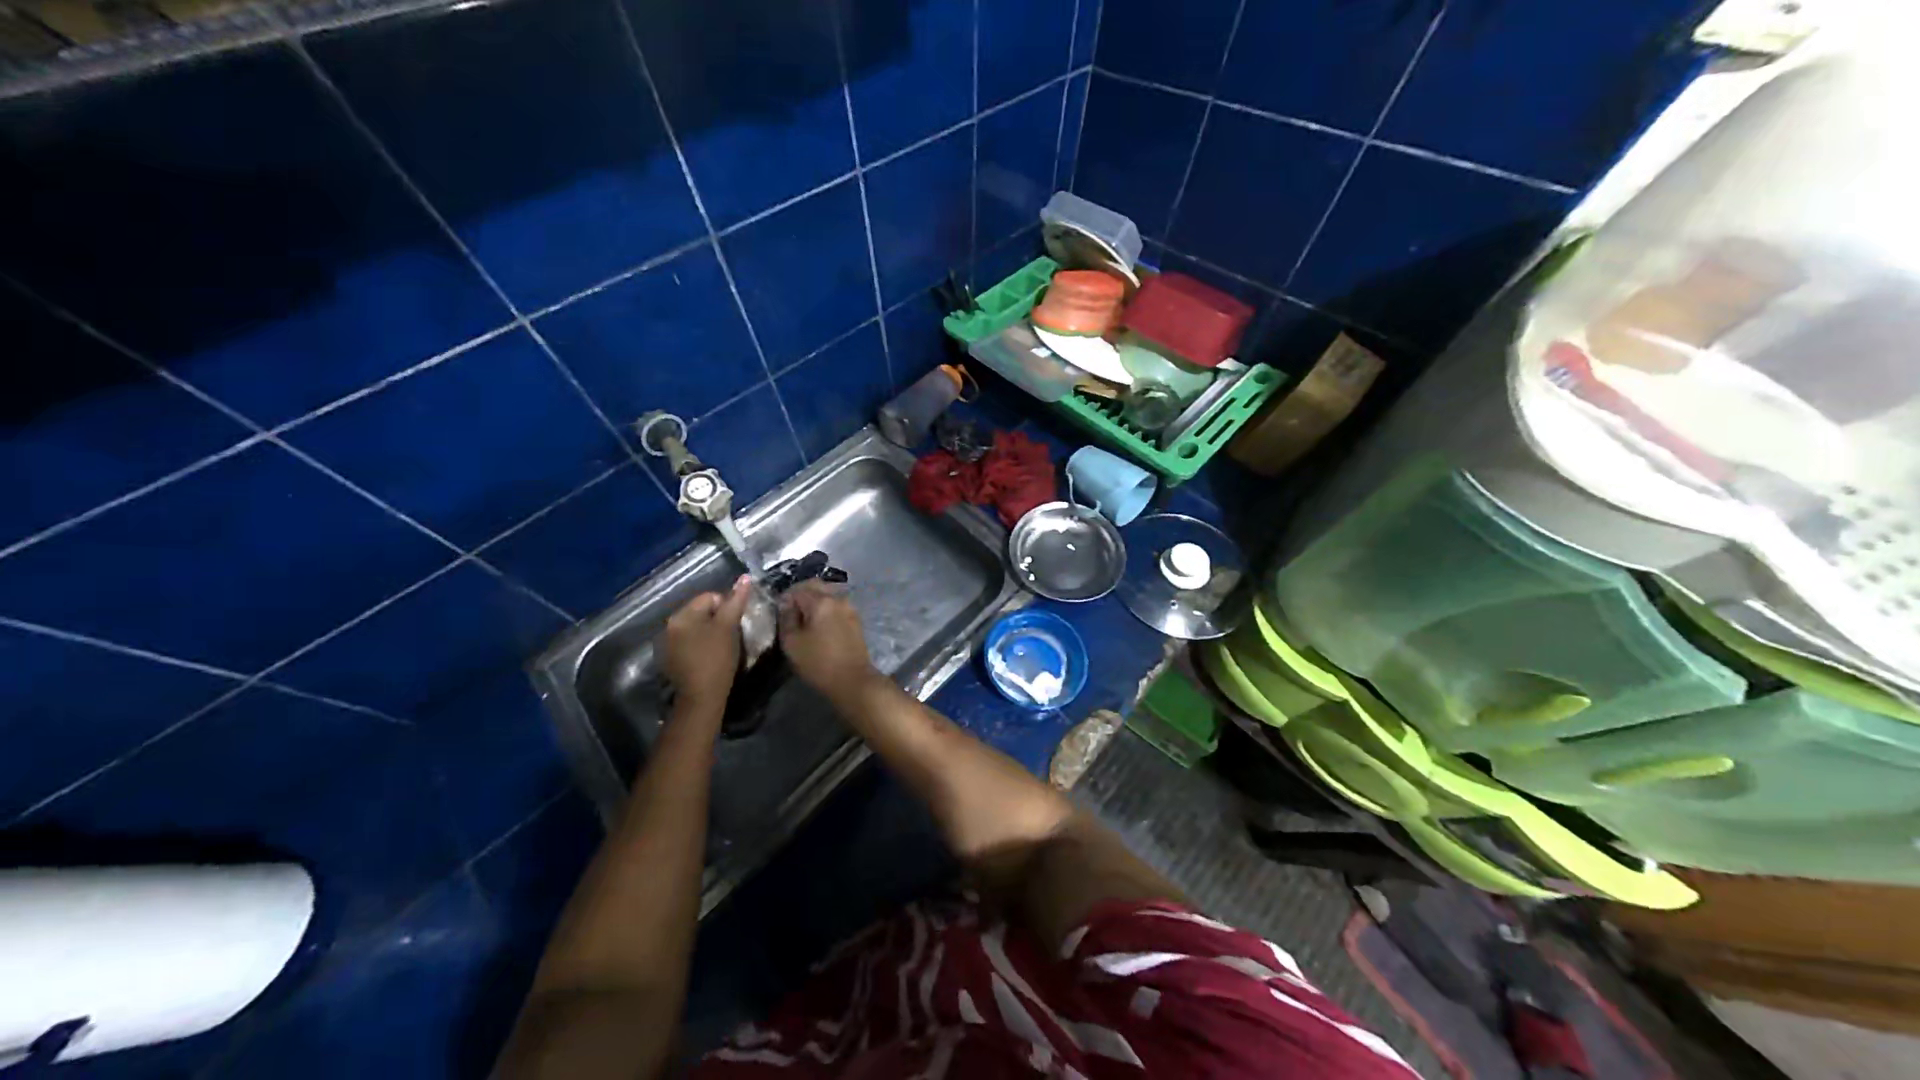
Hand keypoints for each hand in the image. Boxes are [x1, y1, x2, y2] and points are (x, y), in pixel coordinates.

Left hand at [662, 576, 752, 711]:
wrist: (702, 697)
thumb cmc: (717, 658)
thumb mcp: (729, 627)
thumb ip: (736, 601)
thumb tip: (745, 577)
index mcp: (681, 615)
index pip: (710, 597)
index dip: (727, 608)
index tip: (735, 626)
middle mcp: (669, 626)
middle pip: (701, 612)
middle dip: (717, 620)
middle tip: (730, 637)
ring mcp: (667, 644)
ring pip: (695, 628)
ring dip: (708, 633)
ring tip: (721, 648)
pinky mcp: (670, 660)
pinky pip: (688, 643)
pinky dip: (700, 646)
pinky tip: (709, 658)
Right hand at [778, 582, 880, 696]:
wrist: (853, 680)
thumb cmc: (818, 663)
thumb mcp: (792, 642)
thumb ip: (786, 619)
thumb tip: (786, 605)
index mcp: (821, 601)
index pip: (797, 589)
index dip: (784, 598)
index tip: (778, 611)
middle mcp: (838, 598)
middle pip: (816, 586)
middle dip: (800, 593)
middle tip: (789, 610)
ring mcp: (850, 608)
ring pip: (828, 594)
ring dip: (814, 600)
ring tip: (803, 618)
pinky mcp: (856, 619)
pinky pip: (836, 605)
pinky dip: (825, 608)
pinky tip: (818, 623)